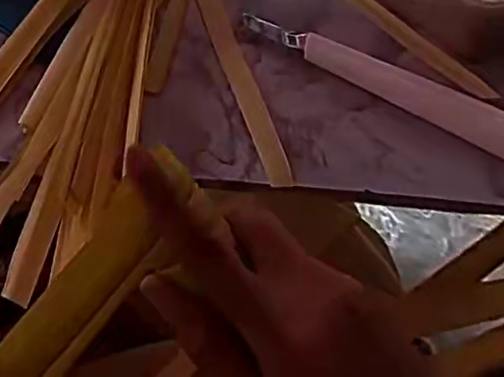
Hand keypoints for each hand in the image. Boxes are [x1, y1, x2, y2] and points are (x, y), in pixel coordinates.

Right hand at [128, 146, 428, 376]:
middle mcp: (313, 287)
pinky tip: (300, 337)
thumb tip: (159, 284)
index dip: (167, 201)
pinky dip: (287, 286)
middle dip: (220, 232)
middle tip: (206, 276)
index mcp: (278, 324)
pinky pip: (308, 269)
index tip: (138, 156)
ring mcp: (344, 284)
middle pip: (249, 221)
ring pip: (279, 247)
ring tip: (261, 330)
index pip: (208, 249)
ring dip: (256, 267)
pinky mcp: (364, 290)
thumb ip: (208, 346)